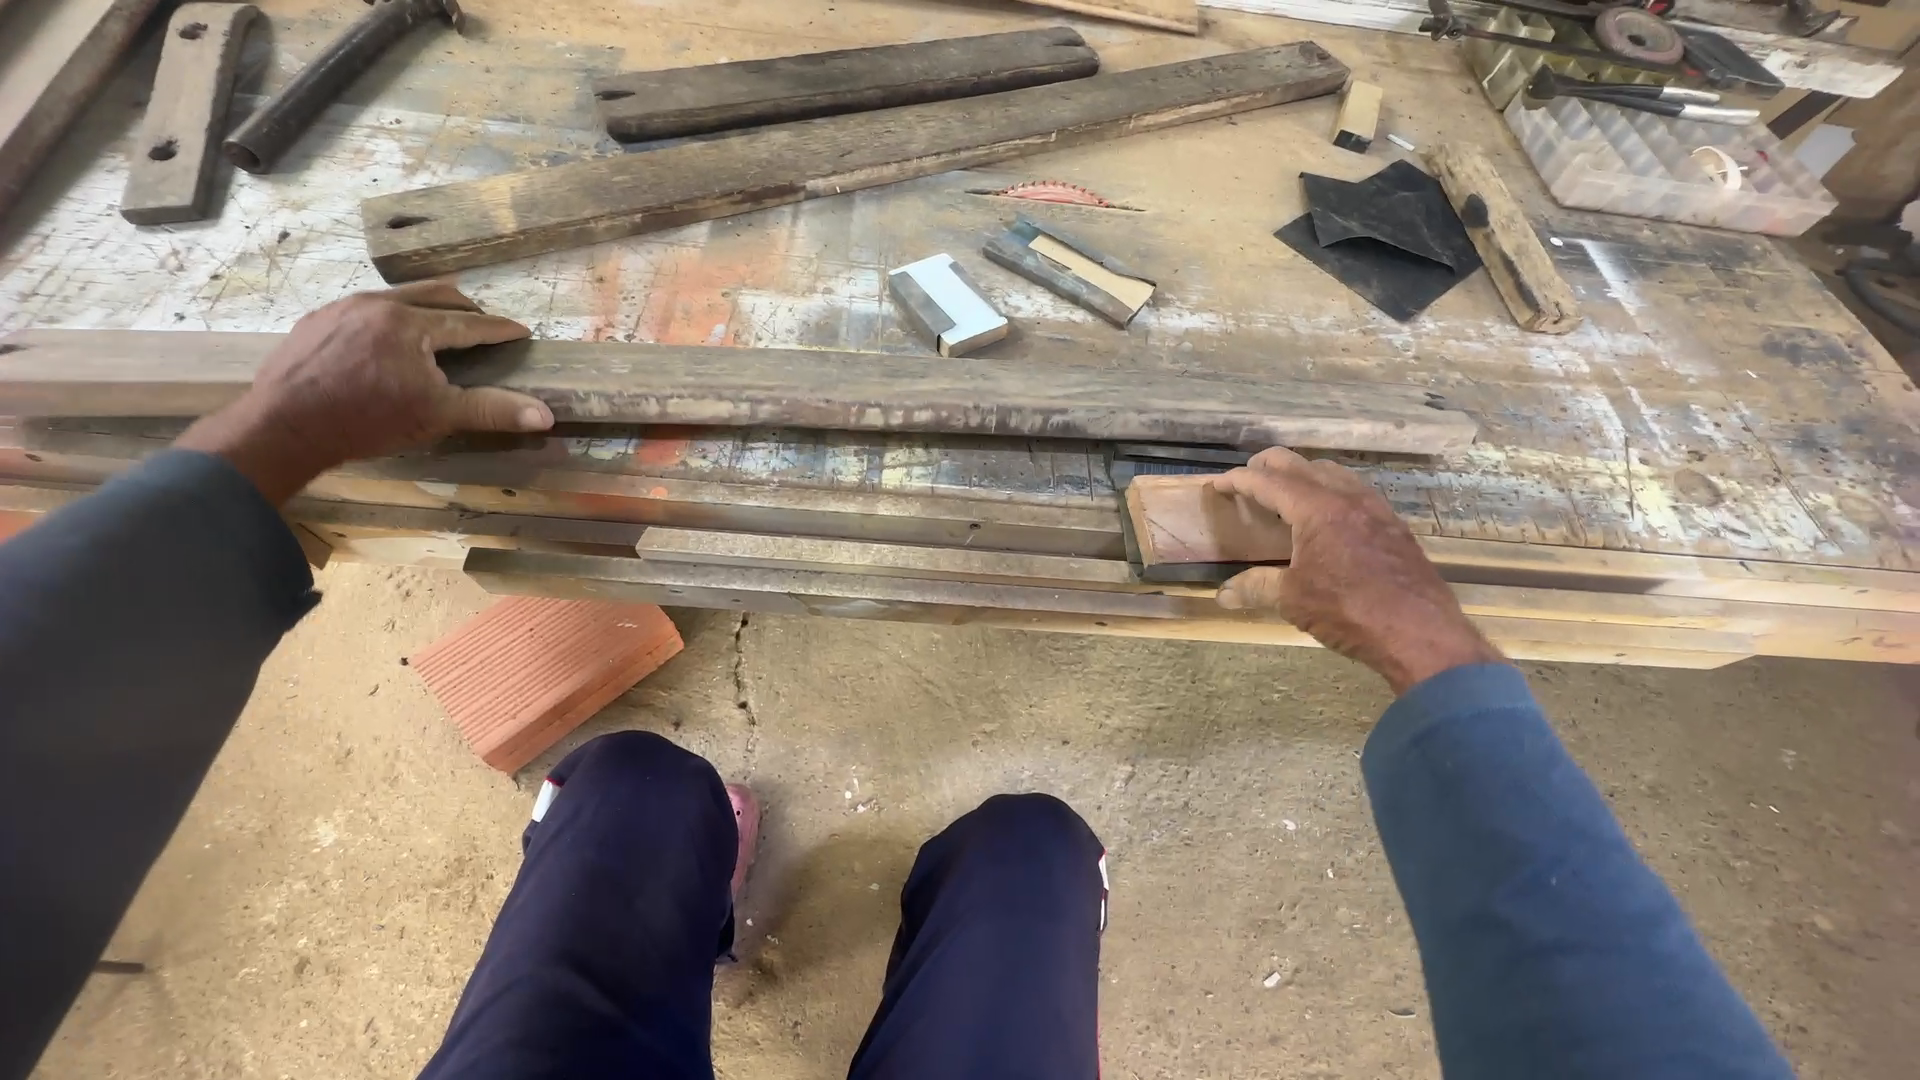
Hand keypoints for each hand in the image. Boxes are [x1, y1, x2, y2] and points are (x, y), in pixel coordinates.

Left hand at [176, 282, 552, 503]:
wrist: (283, 426)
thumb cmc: (368, 420)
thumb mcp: (439, 416)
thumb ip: (493, 410)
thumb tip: (544, 415)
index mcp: (410, 324)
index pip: (468, 322)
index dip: (499, 329)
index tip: (521, 331)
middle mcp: (377, 305)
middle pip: (433, 294)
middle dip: (465, 306)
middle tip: (485, 321)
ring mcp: (341, 309)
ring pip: (397, 297)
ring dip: (427, 307)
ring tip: (441, 323)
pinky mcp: (316, 322)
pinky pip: (366, 309)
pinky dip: (393, 317)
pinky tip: (391, 338)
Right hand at [1211, 447, 1503, 694]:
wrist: (1420, 633)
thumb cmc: (1349, 610)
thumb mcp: (1293, 599)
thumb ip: (1256, 588)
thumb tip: (1223, 594)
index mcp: (1317, 509)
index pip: (1268, 482)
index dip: (1238, 480)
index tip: (1218, 484)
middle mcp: (1347, 498)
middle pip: (1301, 465)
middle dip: (1269, 466)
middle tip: (1247, 478)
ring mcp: (1375, 509)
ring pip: (1333, 472)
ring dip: (1303, 473)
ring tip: (1286, 490)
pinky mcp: (1394, 525)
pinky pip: (1355, 490)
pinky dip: (1331, 489)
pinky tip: (1328, 513)